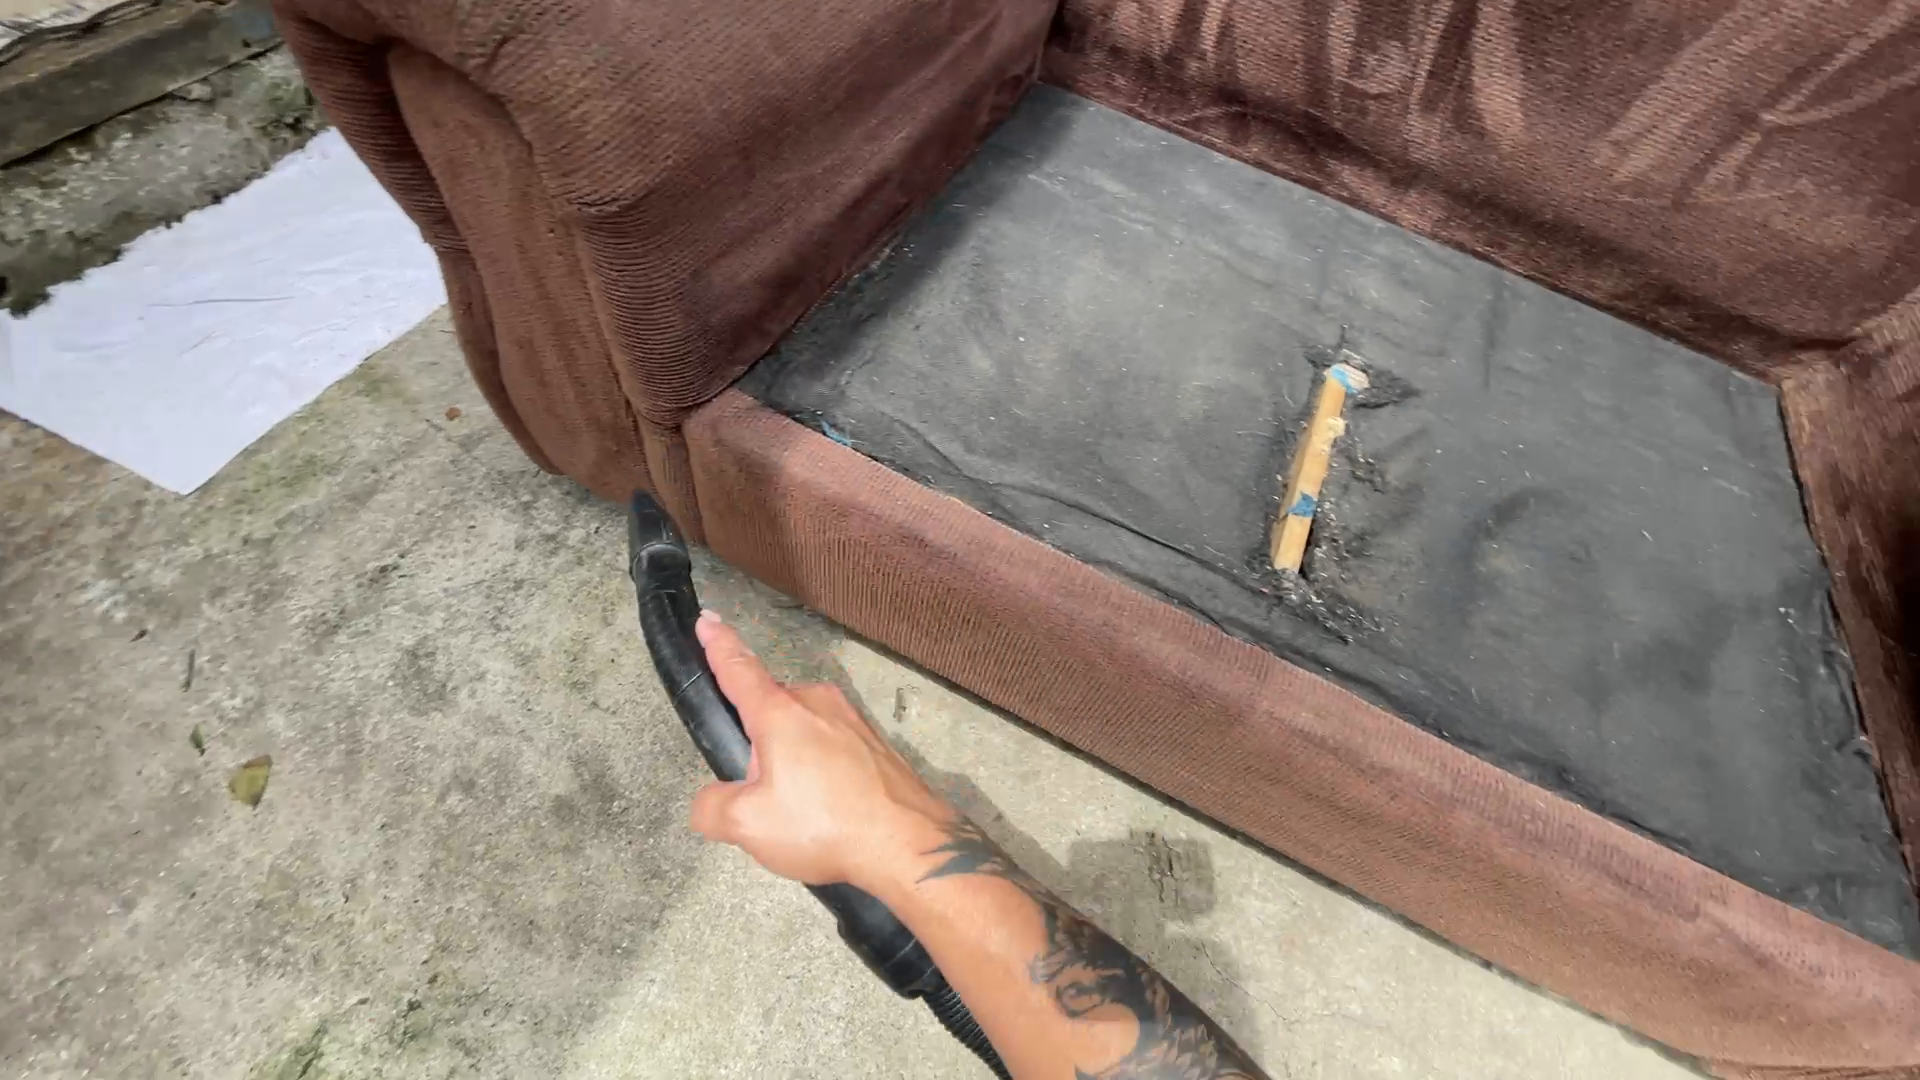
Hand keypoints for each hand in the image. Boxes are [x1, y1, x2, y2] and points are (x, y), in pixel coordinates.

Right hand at [688, 612, 951, 890]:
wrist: (905, 839)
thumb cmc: (825, 824)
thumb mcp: (747, 825)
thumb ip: (712, 807)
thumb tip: (713, 799)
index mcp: (780, 712)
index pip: (739, 667)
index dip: (717, 644)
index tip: (707, 620)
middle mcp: (817, 701)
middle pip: (769, 711)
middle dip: (759, 748)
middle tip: (769, 797)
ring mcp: (850, 717)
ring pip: (801, 731)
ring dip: (792, 761)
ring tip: (805, 810)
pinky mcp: (872, 738)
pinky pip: (829, 745)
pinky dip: (820, 770)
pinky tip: (830, 807)